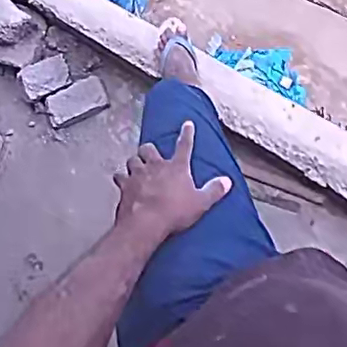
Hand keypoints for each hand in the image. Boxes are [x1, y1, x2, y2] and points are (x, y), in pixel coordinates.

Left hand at [113, 121, 230, 241]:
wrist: (147, 222)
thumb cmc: (175, 212)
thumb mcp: (201, 202)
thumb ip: (214, 190)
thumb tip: (227, 181)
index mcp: (176, 167)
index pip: (184, 145)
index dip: (187, 133)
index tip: (187, 123)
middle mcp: (156, 165)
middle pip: (149, 148)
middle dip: (149, 150)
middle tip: (150, 154)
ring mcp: (138, 173)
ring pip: (132, 159)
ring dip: (134, 162)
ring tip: (136, 167)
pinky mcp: (124, 185)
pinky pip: (119, 176)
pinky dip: (121, 178)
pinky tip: (122, 181)